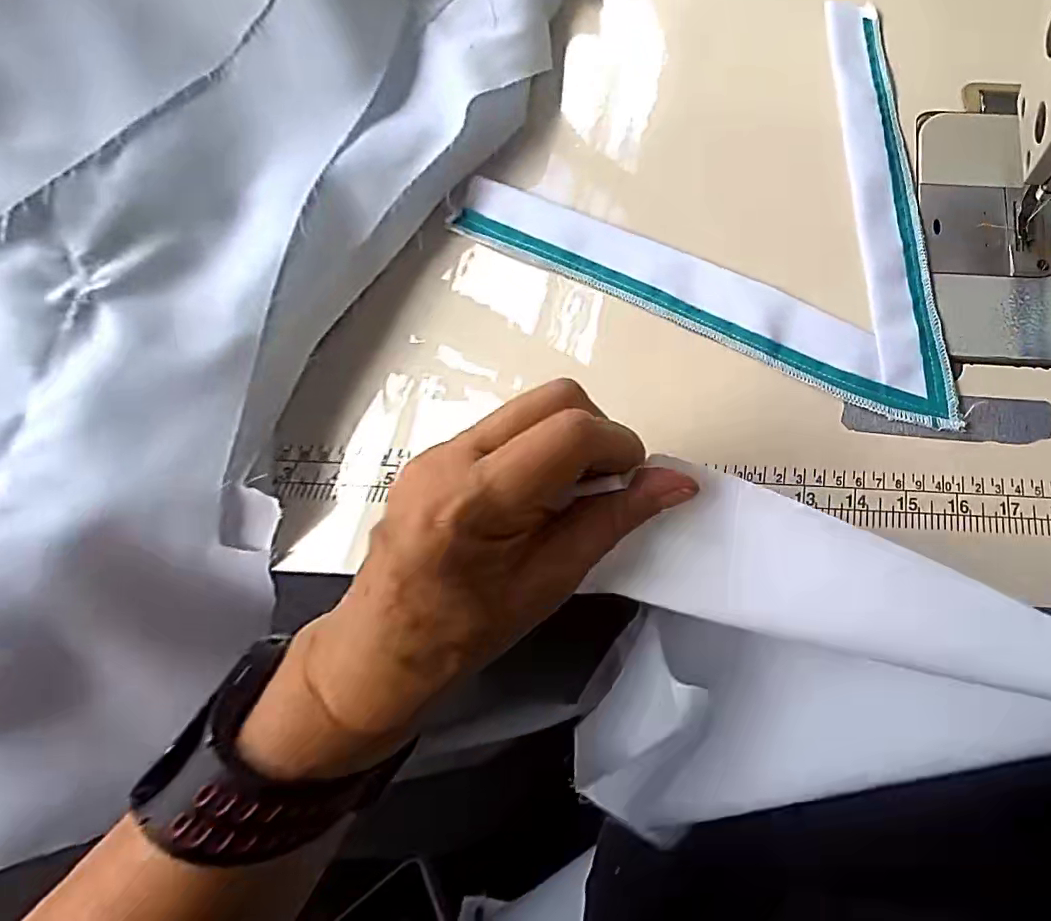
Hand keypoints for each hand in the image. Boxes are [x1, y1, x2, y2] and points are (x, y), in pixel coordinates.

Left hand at [240, 379, 697, 778]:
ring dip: (571, 435)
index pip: (571, 431)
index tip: (634, 482)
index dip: (620, 446)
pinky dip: (542, 444)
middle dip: (599, 432)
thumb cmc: (464, 635)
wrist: (375, 653)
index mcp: (477, 499)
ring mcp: (439, 449)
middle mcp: (453, 457)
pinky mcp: (437, 452)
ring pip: (532, 405)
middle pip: (555, 398)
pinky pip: (508, 424)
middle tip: (606, 485)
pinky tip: (538, 492)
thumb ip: (615, 520)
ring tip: (572, 492)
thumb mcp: (551, 582)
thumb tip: (675, 482)